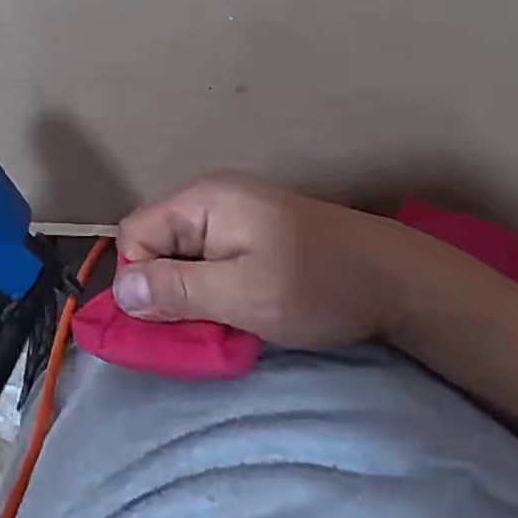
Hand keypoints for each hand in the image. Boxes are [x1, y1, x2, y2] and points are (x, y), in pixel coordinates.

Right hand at [113, 172, 452, 350]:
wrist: (397, 278)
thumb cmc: (318, 285)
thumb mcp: (243, 296)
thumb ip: (177, 290)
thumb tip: (120, 291)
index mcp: (200, 200)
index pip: (134, 234)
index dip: (143, 279)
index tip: (177, 317)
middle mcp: (207, 196)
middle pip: (155, 242)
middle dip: (168, 286)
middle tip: (205, 321)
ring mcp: (229, 208)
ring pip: (179, 252)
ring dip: (191, 289)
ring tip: (226, 315)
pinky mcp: (248, 226)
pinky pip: (205, 254)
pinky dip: (212, 283)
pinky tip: (241, 301)